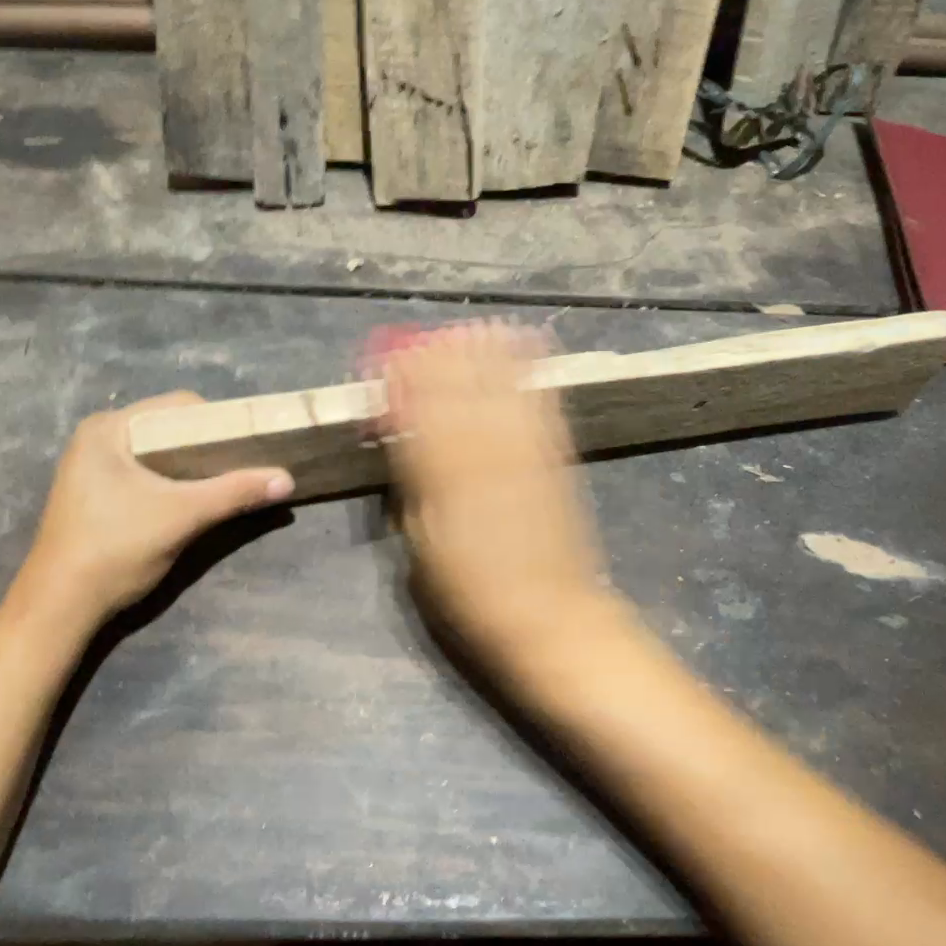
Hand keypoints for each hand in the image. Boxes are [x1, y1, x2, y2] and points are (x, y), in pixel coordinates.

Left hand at [8, 392, 293, 633]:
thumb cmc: (115, 548)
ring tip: (229, 484)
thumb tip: (287, 479)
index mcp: (109, 428)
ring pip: (161, 455)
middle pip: (171, 430)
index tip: (252, 445)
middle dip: (210, 448)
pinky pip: (148, 475)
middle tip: (246, 466)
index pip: (180, 406)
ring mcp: (95, 468)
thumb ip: (234, 493)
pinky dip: (176, 484)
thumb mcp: (182, 516)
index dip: (220, 422)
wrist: (59, 608)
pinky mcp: (98, 495)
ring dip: (195, 469)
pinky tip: (197, 502)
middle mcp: (98, 439)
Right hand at [382, 323, 617, 667]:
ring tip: (470, 328)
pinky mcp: (557, 455)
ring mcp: (525, 451)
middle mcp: (484, 454)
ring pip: (500, 387)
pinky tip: (524, 343)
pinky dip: (530, 370)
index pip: (417, 413)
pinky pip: (542, 402)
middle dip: (440, 359)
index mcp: (443, 479)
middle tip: (423, 338)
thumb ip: (412, 489)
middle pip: (459, 390)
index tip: (387, 359)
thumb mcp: (421, 548)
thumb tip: (402, 445)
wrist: (551, 617)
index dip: (402, 381)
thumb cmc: (471, 595)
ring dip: (483, 354)